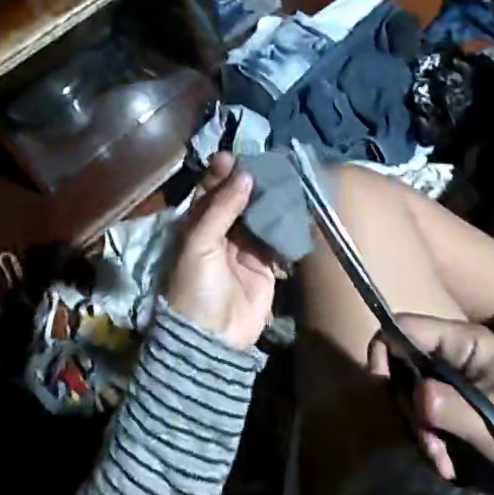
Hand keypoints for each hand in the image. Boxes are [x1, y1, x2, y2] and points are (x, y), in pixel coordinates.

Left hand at [162, 153, 278, 349]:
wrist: (213, 339)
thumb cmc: (196, 288)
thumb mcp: (199, 245)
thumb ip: (221, 209)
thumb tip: (245, 175)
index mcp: (198, 226)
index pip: (209, 192)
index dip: (220, 174)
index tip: (234, 155)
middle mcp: (222, 232)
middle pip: (238, 200)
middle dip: (251, 182)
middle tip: (268, 162)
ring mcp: (245, 247)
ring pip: (260, 215)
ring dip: (271, 199)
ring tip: (286, 177)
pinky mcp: (266, 264)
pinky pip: (278, 238)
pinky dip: (287, 224)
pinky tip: (297, 206)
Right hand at [367, 315, 493, 487]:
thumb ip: (455, 407)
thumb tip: (417, 399)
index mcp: (464, 342)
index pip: (404, 327)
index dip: (385, 351)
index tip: (384, 388)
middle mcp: (454, 353)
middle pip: (403, 364)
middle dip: (407, 406)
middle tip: (428, 442)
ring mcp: (455, 378)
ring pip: (412, 393)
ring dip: (420, 430)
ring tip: (443, 462)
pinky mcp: (457, 403)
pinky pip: (426, 414)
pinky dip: (431, 440)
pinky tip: (448, 466)